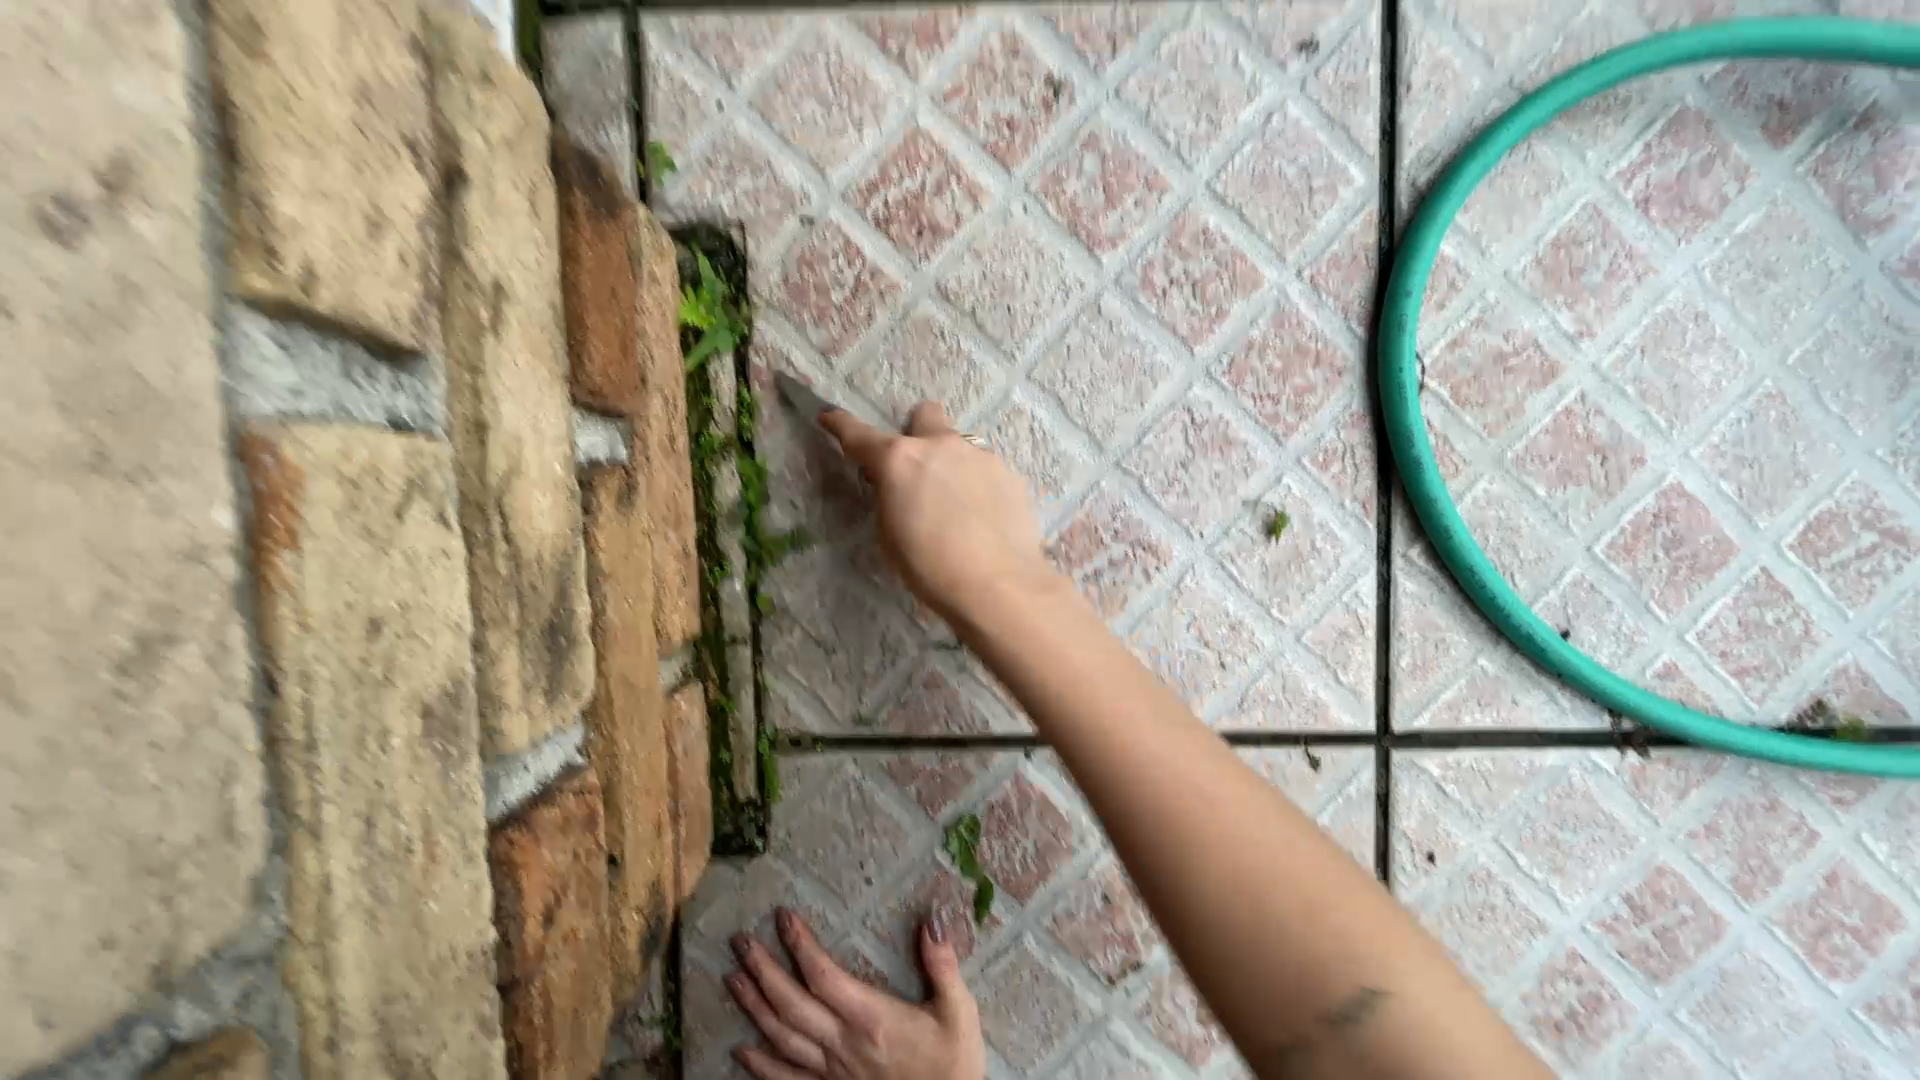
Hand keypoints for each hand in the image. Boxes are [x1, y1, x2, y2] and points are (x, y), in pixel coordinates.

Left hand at [727, 908, 983, 1079]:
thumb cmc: (954, 1064)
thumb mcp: (959, 1011)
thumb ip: (943, 964)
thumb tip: (931, 918)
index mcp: (872, 1018)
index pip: (823, 976)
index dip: (800, 945)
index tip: (782, 917)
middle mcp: (844, 1044)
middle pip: (791, 1004)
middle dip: (763, 970)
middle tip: (740, 941)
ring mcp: (833, 1073)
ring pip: (782, 1038)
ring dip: (754, 1007)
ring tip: (732, 978)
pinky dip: (760, 1066)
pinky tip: (740, 1050)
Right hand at [820, 401, 1053, 622]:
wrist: (997, 586)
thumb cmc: (929, 568)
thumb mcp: (890, 534)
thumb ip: (890, 497)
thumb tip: (896, 483)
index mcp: (899, 461)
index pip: (859, 435)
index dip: (840, 425)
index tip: (830, 417)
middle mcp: (941, 446)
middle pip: (926, 415)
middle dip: (918, 432)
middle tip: (919, 467)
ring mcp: (980, 456)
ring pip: (960, 446)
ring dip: (952, 465)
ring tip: (958, 508)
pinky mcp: (1010, 475)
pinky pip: (985, 471)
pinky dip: (979, 486)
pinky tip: (983, 519)